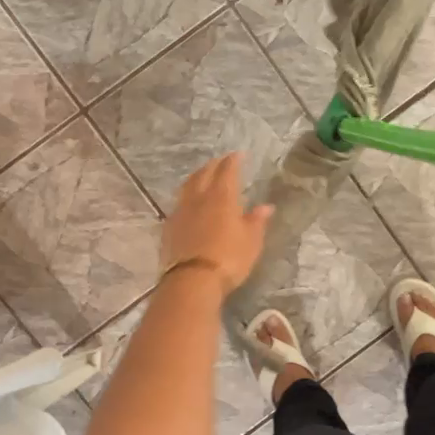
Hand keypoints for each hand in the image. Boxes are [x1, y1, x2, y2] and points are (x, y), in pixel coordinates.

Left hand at [162, 152, 272, 294]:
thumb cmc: (229, 259)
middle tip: (220, 162)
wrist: (192, 280)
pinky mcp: (169, 227)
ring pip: (187, 186)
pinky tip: (189, 203)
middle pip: (204, 174)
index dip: (233, 161)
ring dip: (197, 177)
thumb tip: (265, 207)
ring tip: (202, 176)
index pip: (228, 171)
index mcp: (222, 197)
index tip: (239, 154)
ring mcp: (181, 212)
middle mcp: (199, 198)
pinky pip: (179, 204)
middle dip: (213, 165)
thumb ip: (256, 221)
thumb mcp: (251, 242)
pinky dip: (186, 197)